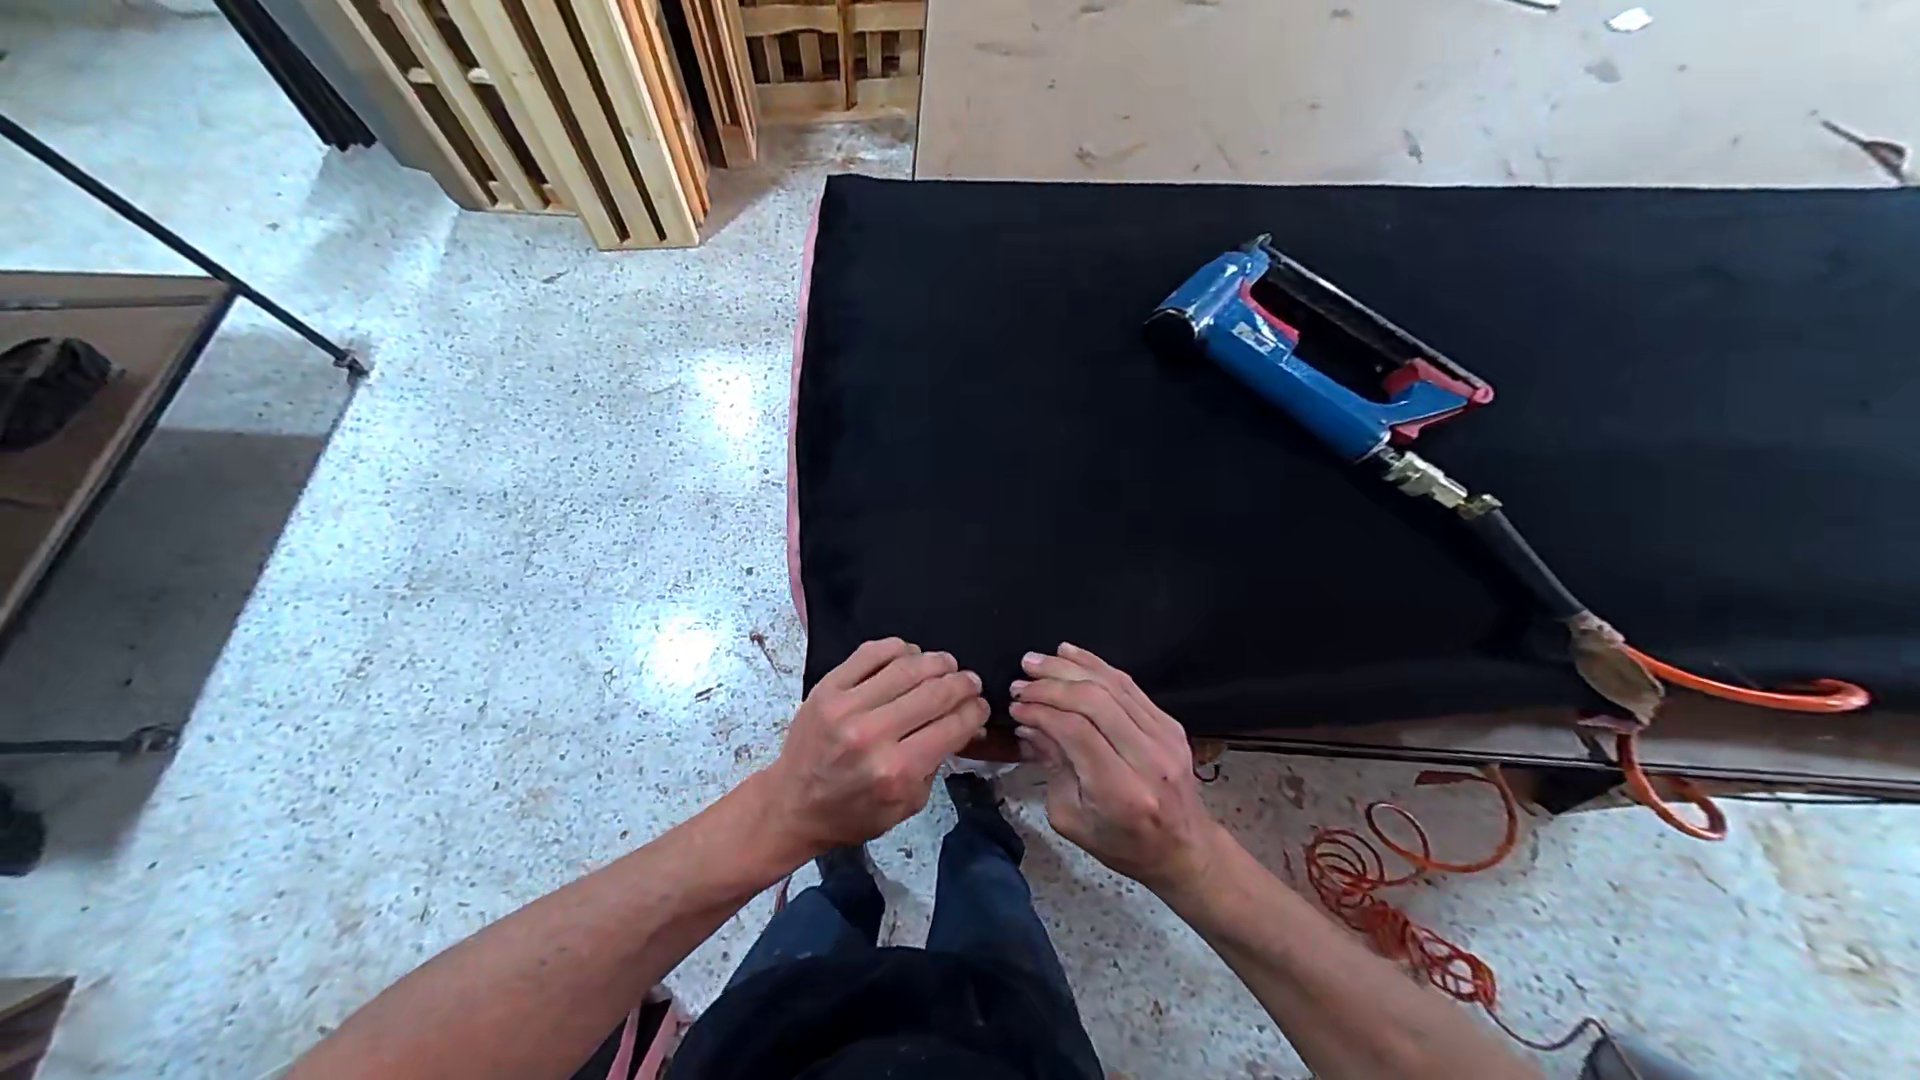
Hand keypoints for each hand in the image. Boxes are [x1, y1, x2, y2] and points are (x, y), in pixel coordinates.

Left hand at [759, 638, 988, 853]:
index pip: (953, 725)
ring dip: (937, 662)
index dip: (976, 710)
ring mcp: (846, 707)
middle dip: (963, 683)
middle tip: (971, 682)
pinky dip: (900, 648)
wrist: (792, 804)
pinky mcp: (827, 687)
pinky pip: (872, 652)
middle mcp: (873, 735)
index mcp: (896, 771)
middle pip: (935, 691)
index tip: (980, 705)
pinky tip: (912, 655)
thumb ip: (938, 763)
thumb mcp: (906, 805)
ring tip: (947, 665)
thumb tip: (964, 724)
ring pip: (908, 666)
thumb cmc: (853, 812)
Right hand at [1010, 643, 1223, 890]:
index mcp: (1121, 791)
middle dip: (1051, 685)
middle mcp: (1148, 759)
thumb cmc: (1121, 843)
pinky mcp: (1171, 724)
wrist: (1184, 848)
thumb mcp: (1071, 817)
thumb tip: (1029, 722)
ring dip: (1069, 668)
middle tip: (1020, 680)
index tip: (1015, 705)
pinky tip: (1069, 654)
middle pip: (1095, 702)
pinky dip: (1095, 665)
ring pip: (1112, 685)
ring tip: (1036, 661)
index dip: (1041, 711)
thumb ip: (1051, 765)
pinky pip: (1129, 685)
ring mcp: (1165, 738)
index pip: (1076, 732)